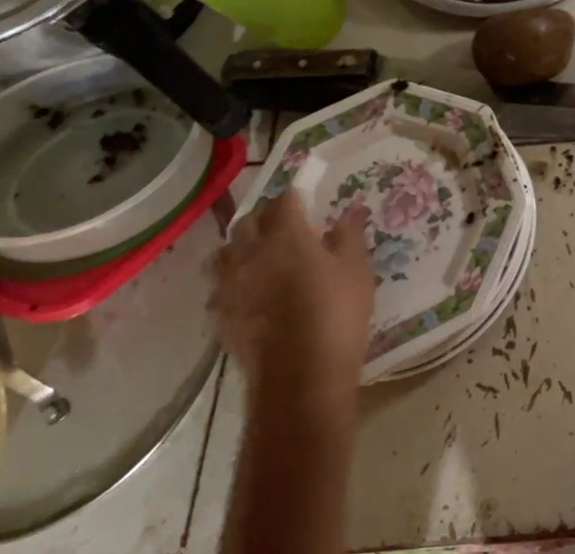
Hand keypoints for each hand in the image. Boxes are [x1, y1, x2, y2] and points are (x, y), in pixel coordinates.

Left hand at [211, 193, 372, 399]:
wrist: (300, 376)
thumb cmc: (336, 315)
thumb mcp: (356, 270)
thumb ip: (350, 235)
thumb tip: (351, 209)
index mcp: (286, 236)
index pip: (283, 201)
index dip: (294, 197)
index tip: (305, 200)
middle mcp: (249, 253)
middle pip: (247, 222)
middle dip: (264, 218)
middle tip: (284, 226)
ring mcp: (228, 285)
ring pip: (223, 252)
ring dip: (239, 247)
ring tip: (258, 256)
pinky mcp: (218, 315)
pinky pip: (218, 287)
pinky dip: (231, 281)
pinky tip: (247, 293)